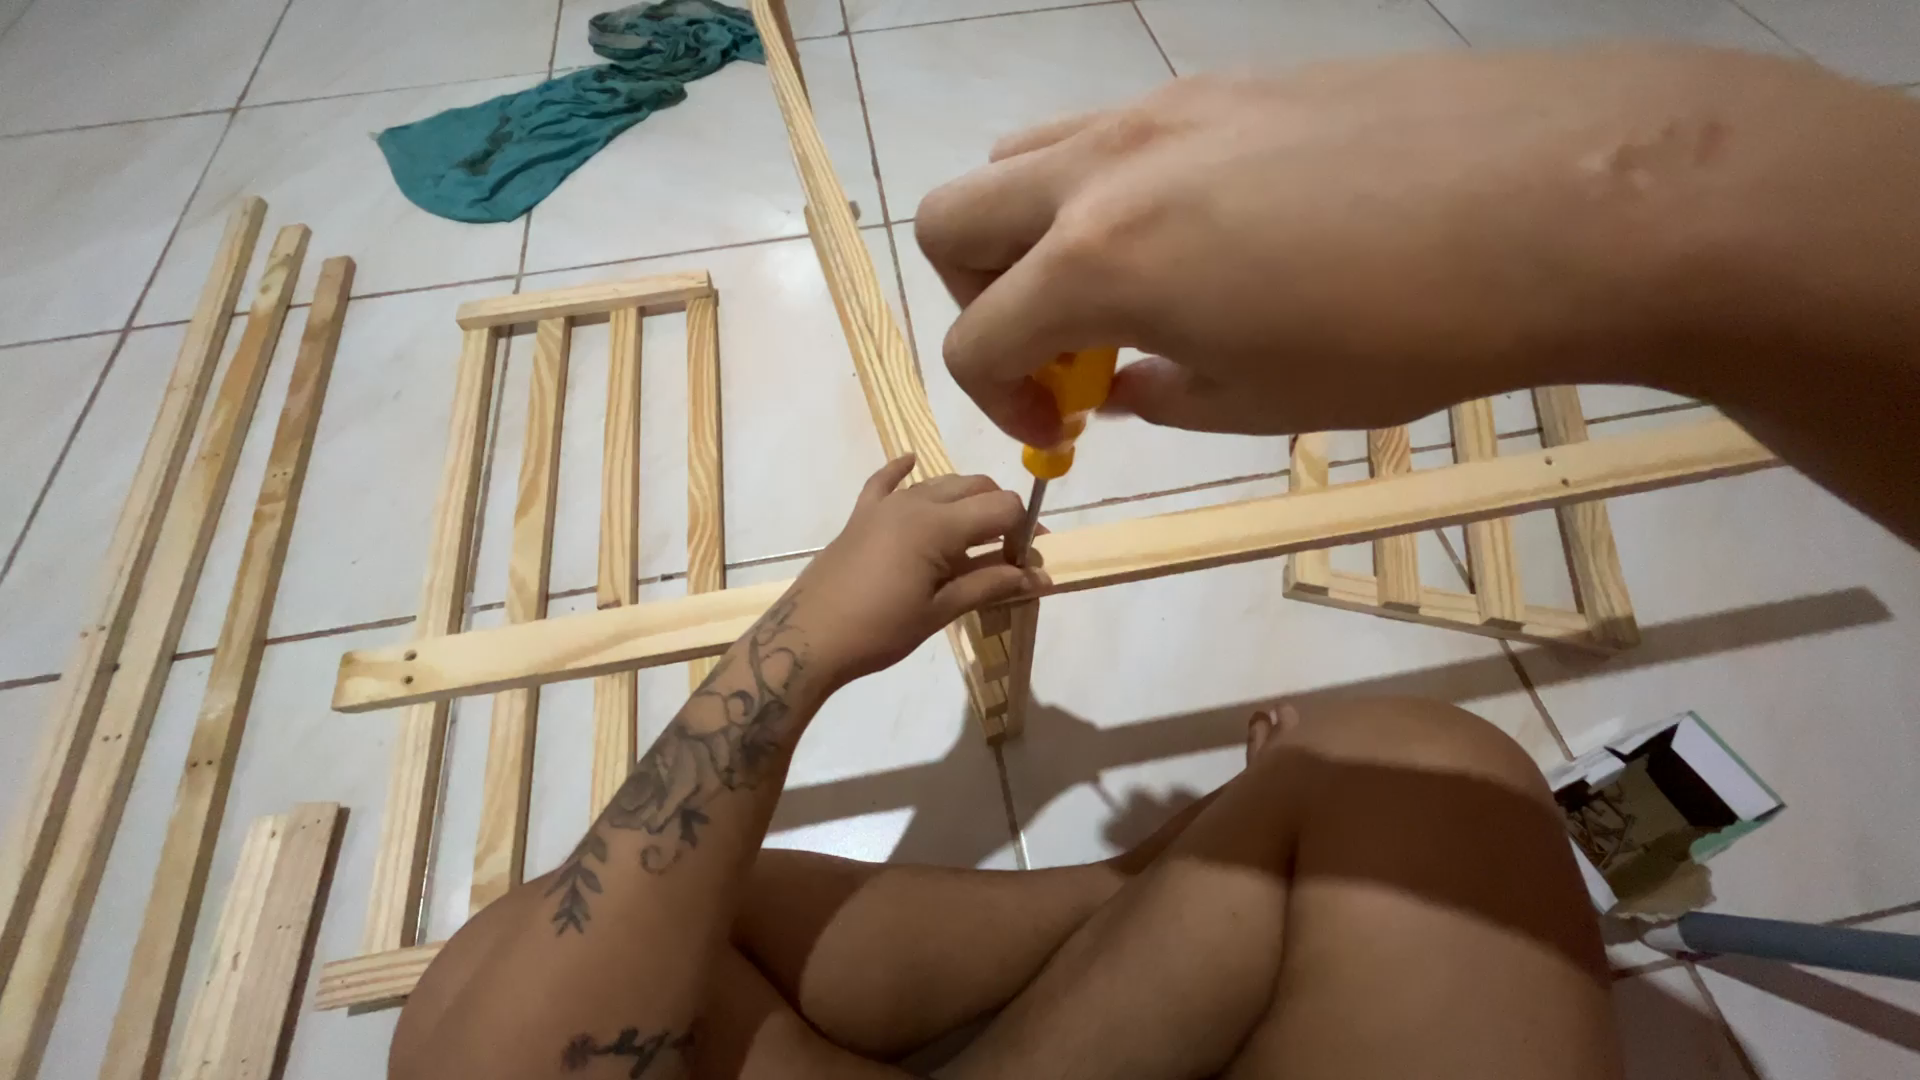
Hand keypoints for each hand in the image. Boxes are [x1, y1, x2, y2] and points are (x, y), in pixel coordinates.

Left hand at [786, 455, 1046, 682]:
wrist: (809, 638)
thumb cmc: (880, 629)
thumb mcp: (941, 611)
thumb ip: (992, 585)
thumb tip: (1040, 577)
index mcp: (939, 524)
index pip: (1002, 507)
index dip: (1024, 532)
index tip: (1023, 566)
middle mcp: (916, 501)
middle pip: (976, 487)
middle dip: (1002, 514)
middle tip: (1008, 555)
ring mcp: (885, 505)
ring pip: (940, 483)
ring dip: (966, 502)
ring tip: (975, 540)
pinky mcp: (861, 515)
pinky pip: (885, 481)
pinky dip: (903, 471)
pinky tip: (911, 461)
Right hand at [914, 47, 1908, 446]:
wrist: (1567, 199)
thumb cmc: (1396, 336)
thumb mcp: (1251, 405)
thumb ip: (1153, 395)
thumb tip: (1116, 384)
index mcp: (1096, 263)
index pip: (972, 339)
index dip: (996, 404)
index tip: (1063, 429)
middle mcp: (1100, 171)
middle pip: (950, 222)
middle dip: (974, 301)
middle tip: (1052, 347)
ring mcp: (1158, 110)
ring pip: (1016, 160)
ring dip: (1027, 239)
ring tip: (1108, 290)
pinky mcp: (1221, 83)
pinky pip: (1105, 135)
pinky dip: (1099, 198)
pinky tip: (1183, 238)